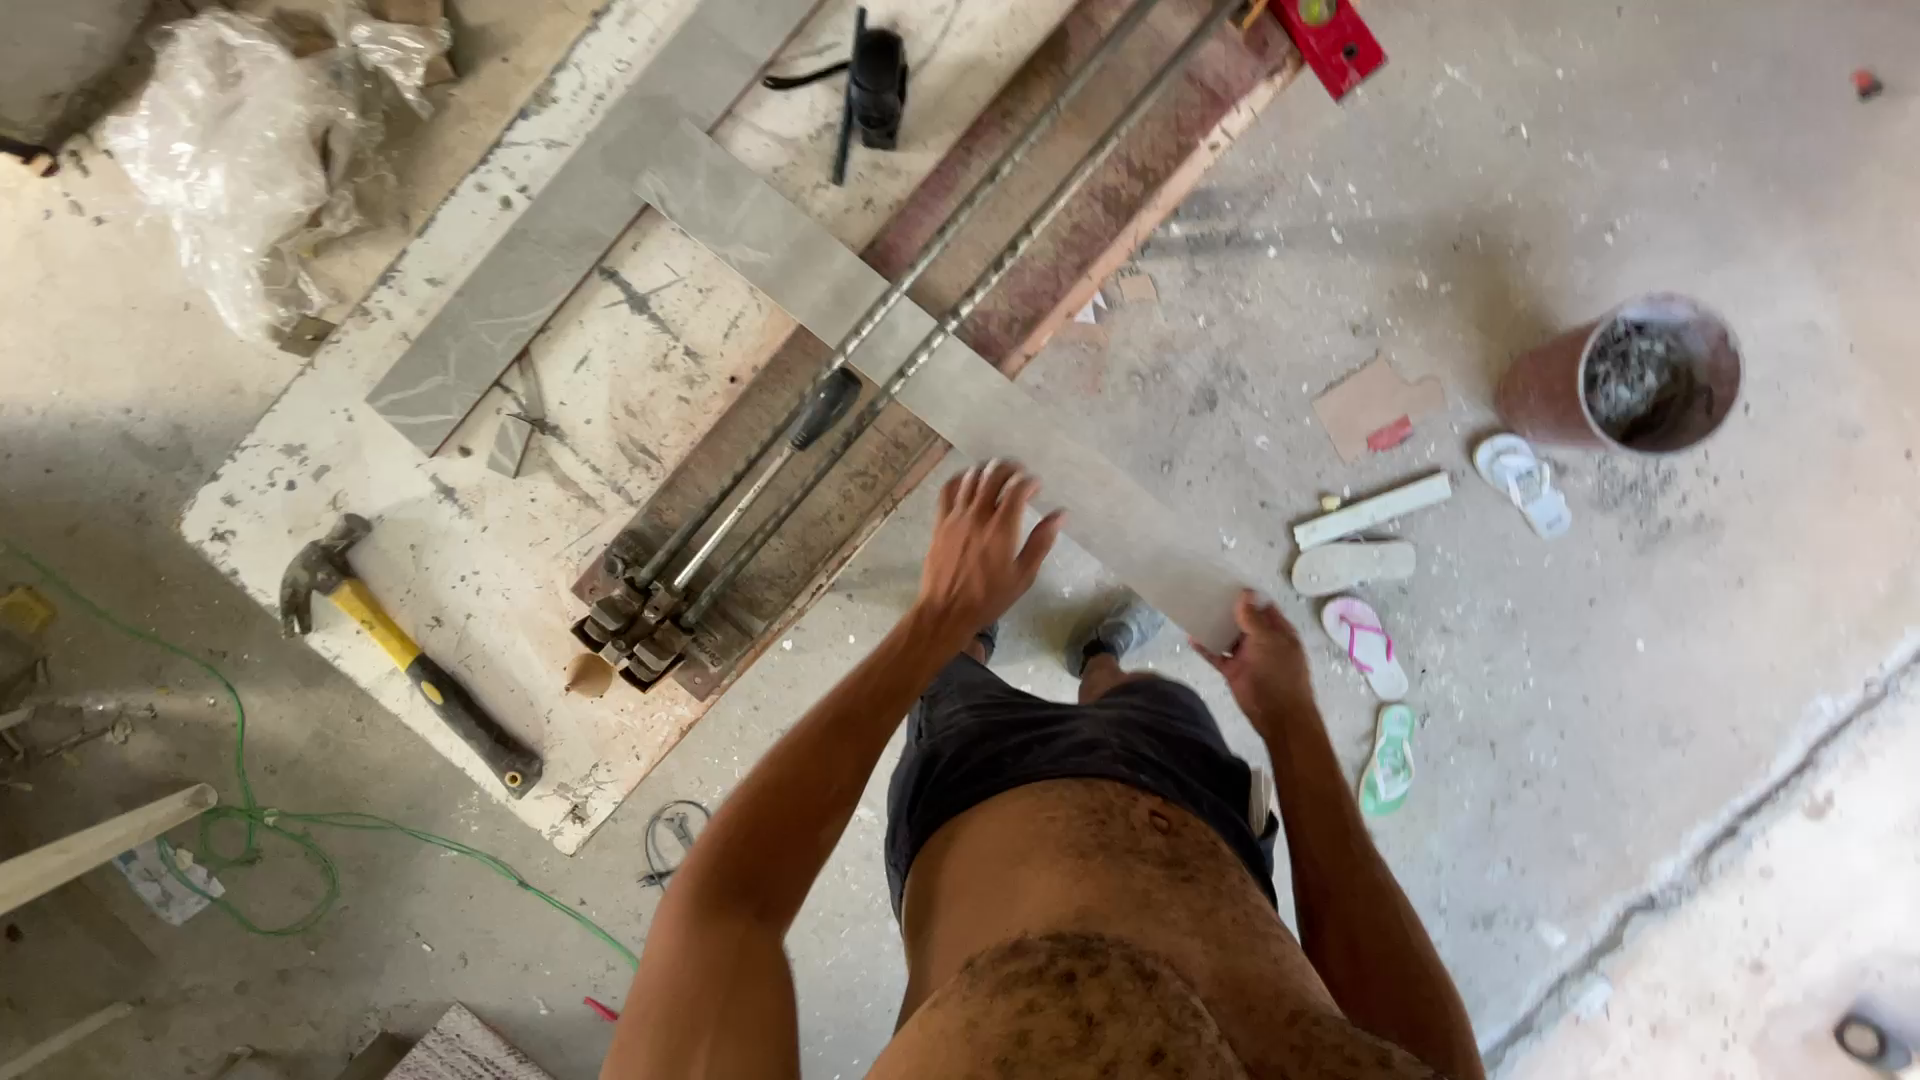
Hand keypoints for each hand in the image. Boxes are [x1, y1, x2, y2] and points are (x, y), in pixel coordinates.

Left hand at [914, 461, 1064, 644]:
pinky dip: (960, 478)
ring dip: (987, 469)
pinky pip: (948, 490)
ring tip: (997, 474)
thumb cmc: (989, 598)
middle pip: (994, 475)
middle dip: (1010, 468)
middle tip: (1019, 474)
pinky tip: (969, 480)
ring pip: (971, 477)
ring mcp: (956, 517)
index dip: (1029, 482)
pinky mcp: (940, 522)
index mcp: (1002, 528)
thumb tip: (1060, 515)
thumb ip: (1041, 542)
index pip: (1017, 488)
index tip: (1036, 487)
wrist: (947, 611)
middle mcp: (978, 515)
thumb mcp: (1023, 576)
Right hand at [1194, 590, 1316, 728]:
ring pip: (1229, 636)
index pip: (1263, 607)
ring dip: (1215, 626)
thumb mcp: (1268, 641)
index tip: (1227, 582)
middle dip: (1228, 608)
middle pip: (1244, 620)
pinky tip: (1191, 637)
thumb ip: (1254, 618)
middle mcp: (1263, 641)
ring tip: (1196, 610)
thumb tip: (1244, 593)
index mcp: (1279, 632)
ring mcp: (1247, 656)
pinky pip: (1217, 655)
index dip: (1248, 595)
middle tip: (1205, 592)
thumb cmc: (1279, 674)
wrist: (1278, 715)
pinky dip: (1205, 647)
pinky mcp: (1233, 670)